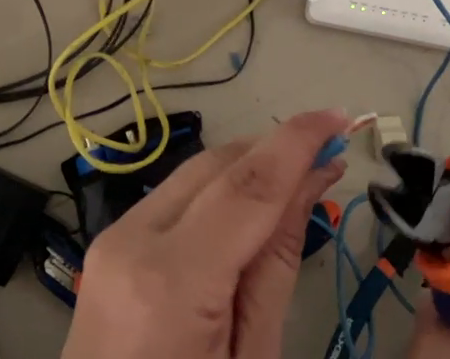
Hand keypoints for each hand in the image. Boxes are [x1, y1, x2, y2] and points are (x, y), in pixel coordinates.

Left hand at [61, 109, 349, 358]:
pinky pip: (175, 195)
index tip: (338, 116)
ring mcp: (113, 239)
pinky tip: (253, 200)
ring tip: (301, 174)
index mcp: (170, 282)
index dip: (297, 142)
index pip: (247, 186)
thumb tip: (309, 184)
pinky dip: (219, 187)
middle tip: (330, 149)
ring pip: (196, 172)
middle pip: (218, 166)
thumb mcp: (251, 358)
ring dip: (250, 164)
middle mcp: (132, 242)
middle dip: (276, 148)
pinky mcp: (110, 243)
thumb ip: (277, 267)